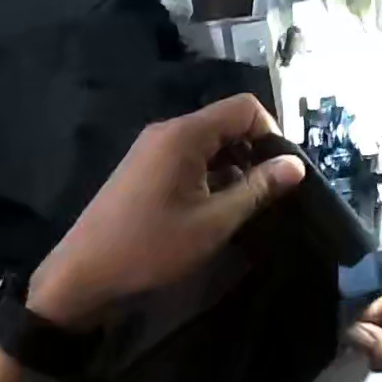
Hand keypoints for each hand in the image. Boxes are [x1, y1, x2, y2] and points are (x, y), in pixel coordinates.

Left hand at [29, 94, 305, 330]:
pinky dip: (212, 175)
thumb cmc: (151, 248)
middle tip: (268, 193)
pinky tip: (215, 208)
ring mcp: (153, 149)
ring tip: (243, 206)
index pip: (245, 107)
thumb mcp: (213, 222)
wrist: (85, 274)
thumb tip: (296, 165)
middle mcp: (168, 131)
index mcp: (184, 135)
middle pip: (227, 122)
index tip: (281, 173)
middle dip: (255, 151)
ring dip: (234, 166)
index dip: (271, 133)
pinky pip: (190, 157)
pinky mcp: (146, 168)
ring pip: (210, 142)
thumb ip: (257, 189)